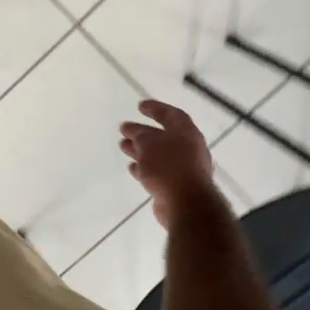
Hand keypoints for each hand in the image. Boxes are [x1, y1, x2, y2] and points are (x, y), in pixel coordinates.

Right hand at [119, 100, 215, 229]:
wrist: (186, 203)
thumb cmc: (169, 166)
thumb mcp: (149, 143)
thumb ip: (140, 135)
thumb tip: (136, 133)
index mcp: (186, 133)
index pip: (171, 115)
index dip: (156, 108)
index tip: (139, 106)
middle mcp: (187, 148)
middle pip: (162, 136)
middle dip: (142, 131)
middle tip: (124, 128)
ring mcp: (183, 168)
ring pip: (157, 154)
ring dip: (140, 149)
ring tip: (122, 146)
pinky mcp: (176, 185)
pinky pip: (158, 171)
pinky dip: (144, 167)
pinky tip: (132, 167)